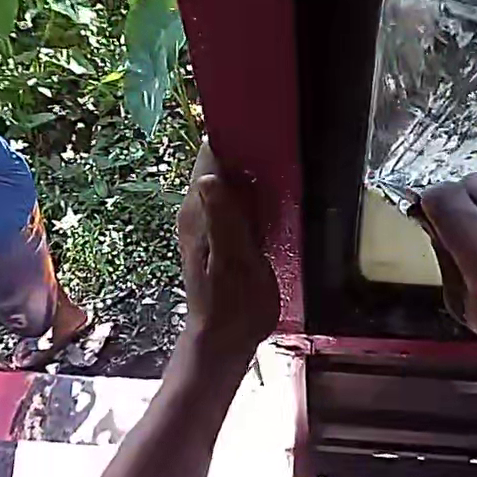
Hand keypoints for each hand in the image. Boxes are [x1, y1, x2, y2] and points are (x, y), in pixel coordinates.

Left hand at [173, 144, 278, 378]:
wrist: (225, 339)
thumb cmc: (233, 303)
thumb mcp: (232, 260)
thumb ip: (223, 218)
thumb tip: (208, 176)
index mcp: (198, 212)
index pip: (209, 158)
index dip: (234, 142)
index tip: (263, 137)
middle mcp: (197, 211)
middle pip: (219, 166)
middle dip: (246, 157)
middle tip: (279, 157)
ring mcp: (207, 223)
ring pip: (228, 183)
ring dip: (251, 177)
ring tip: (279, 176)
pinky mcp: (220, 235)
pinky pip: (235, 203)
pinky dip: (252, 198)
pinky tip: (271, 205)